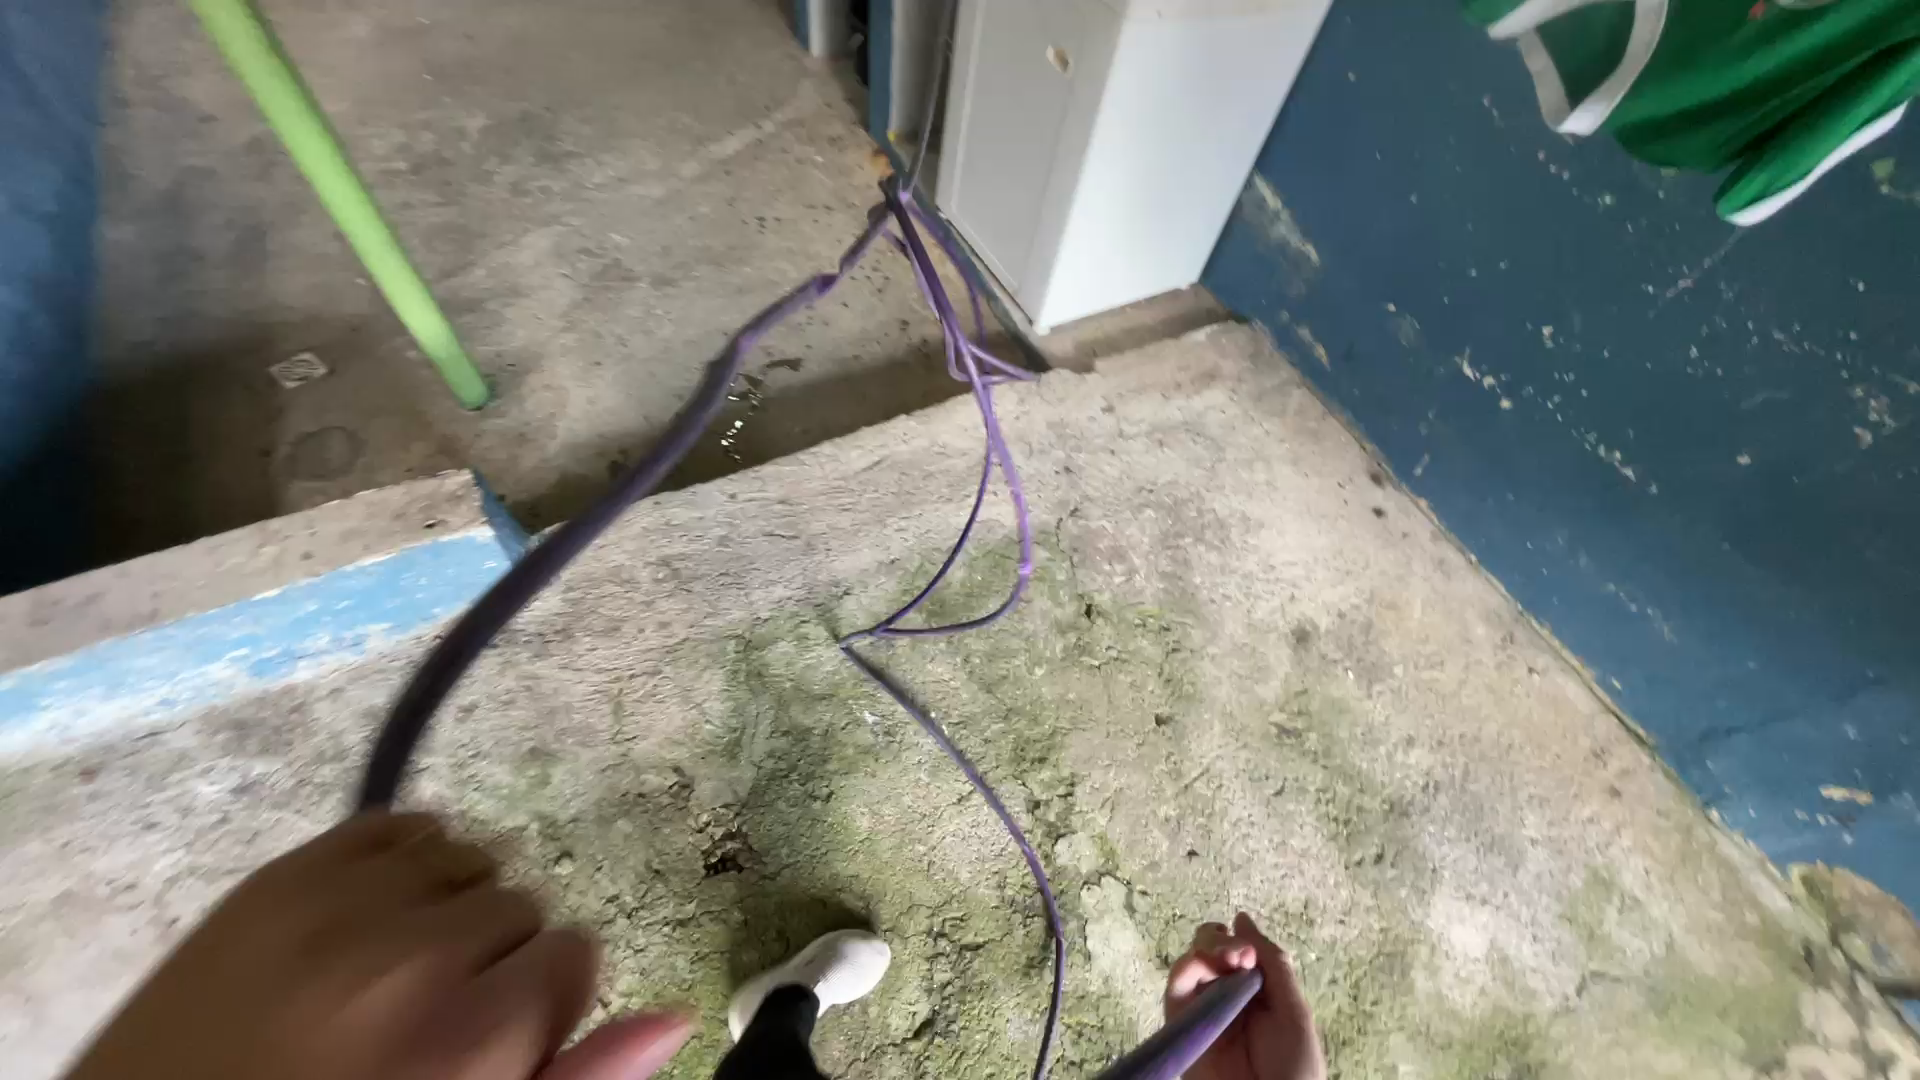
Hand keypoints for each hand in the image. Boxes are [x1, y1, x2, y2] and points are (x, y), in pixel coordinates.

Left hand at [62, 812, 692, 1079]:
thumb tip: (678, 1015)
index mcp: (464, 1039)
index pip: (577, 952)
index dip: (540, 997)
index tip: (492, 1032)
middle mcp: (414, 958)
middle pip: (523, 903)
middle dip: (492, 955)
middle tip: (426, 1015)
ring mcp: (341, 907)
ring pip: (474, 855)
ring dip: (449, 904)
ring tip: (390, 966)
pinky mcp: (281, 874)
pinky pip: (403, 823)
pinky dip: (403, 860)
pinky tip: (369, 914)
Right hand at [1164, 912, 1325, 1079]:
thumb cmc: (1293, 1069)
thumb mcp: (1294, 1014)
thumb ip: (1274, 964)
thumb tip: (1241, 917)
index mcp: (1254, 991)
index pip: (1238, 948)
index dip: (1242, 941)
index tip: (1249, 953)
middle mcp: (1224, 993)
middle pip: (1209, 947)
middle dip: (1219, 940)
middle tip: (1238, 956)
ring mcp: (1201, 1006)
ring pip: (1191, 958)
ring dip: (1206, 948)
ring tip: (1226, 961)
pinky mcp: (1180, 1020)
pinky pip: (1176, 984)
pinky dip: (1185, 966)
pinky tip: (1202, 966)